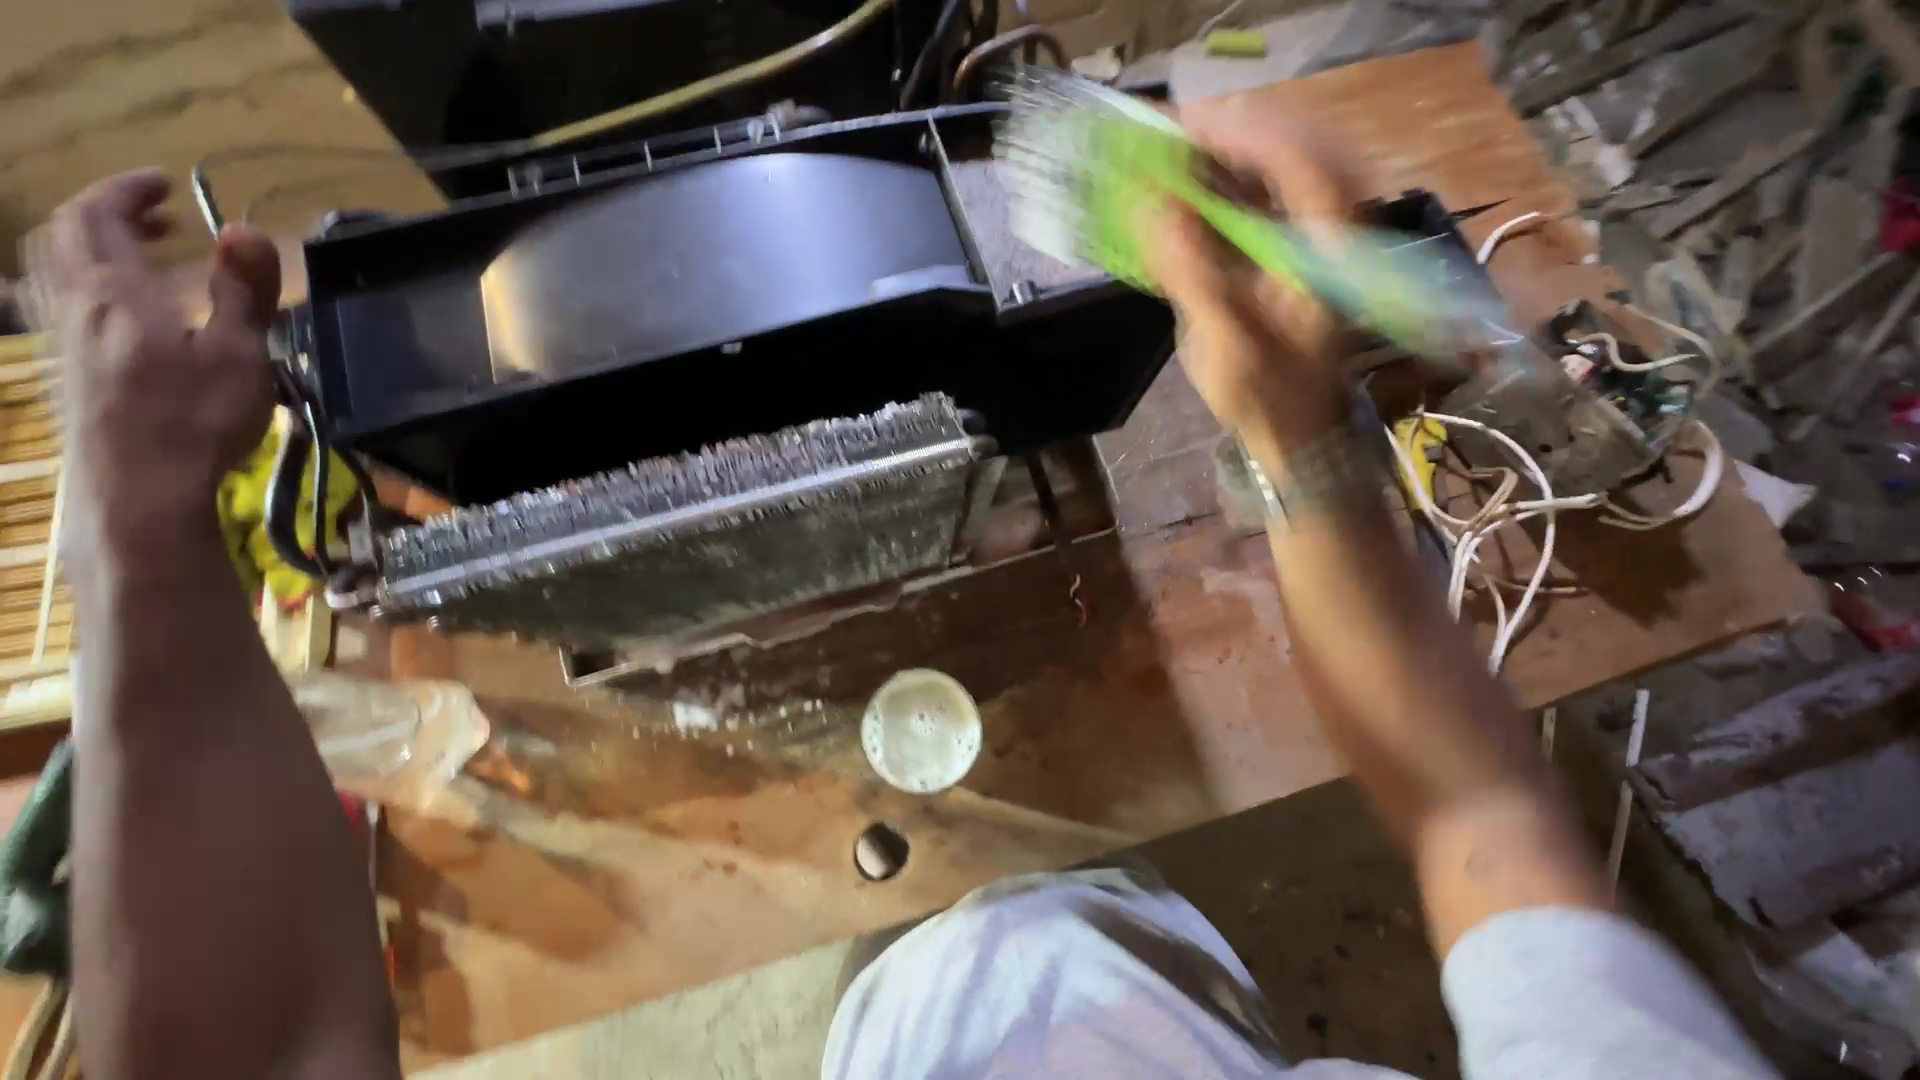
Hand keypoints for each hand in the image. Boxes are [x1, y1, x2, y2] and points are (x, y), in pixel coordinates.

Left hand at [29, 170, 280, 563]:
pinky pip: (55, 300)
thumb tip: (246, 229)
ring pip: (51, 267)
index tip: (165, 184)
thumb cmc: (197, 419)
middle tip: (156, 217)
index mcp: (118, 293)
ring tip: (134, 253)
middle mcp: (77, 305)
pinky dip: (81, 280)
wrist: (140, 488)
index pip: (99, 217)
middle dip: (105, 213)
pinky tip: (116, 306)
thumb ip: (243, 292)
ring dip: (87, 245)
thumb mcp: (241, 356)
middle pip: (63, 235)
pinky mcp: (66, 368)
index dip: (126, 191)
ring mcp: (64, 338)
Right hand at [1144, 99, 1367, 456]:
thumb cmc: (1266, 395)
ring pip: (1286, 167)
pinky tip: (1194, 186)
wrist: (1295, 429)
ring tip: (1177, 153)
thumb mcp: (1227, 343)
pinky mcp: (1297, 249)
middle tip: (1174, 135)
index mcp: (1328, 252)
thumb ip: (1192, 273)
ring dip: (1232, 154)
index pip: (1299, 163)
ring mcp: (1319, 238)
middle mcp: (1333, 232)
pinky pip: (1271, 194)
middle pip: (1297, 149)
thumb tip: (1150, 207)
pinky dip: (1232, 182)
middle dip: (1235, 134)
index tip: (1185, 128)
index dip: (1242, 135)